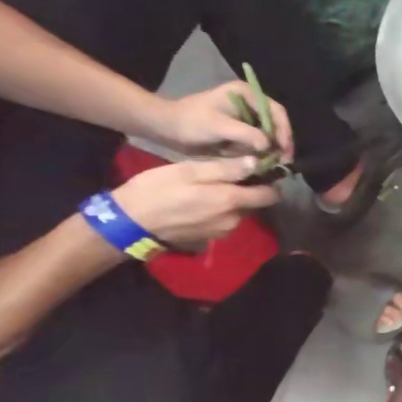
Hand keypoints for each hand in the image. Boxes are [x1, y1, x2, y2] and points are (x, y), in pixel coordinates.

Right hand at [108, 155, 279, 246]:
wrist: (131, 222)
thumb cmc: (158, 189)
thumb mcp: (190, 170)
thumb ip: (226, 169)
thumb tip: (255, 163)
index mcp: (231, 201)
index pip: (269, 195)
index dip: (270, 181)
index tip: (264, 169)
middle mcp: (233, 221)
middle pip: (254, 203)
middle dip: (250, 189)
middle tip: (235, 173)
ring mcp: (221, 232)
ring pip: (239, 212)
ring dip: (234, 200)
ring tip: (216, 185)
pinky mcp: (209, 238)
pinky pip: (225, 221)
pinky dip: (222, 210)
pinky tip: (205, 200)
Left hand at [159, 81, 295, 160]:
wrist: (167, 128)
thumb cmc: (191, 122)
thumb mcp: (219, 126)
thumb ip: (246, 134)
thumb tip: (269, 145)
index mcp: (246, 94)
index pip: (276, 111)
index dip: (284, 131)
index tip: (285, 151)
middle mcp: (249, 102)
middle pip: (274, 123)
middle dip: (280, 142)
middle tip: (283, 162)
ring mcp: (244, 116)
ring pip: (266, 133)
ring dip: (271, 149)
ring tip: (273, 165)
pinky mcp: (237, 129)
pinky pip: (255, 141)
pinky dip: (259, 152)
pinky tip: (261, 163)